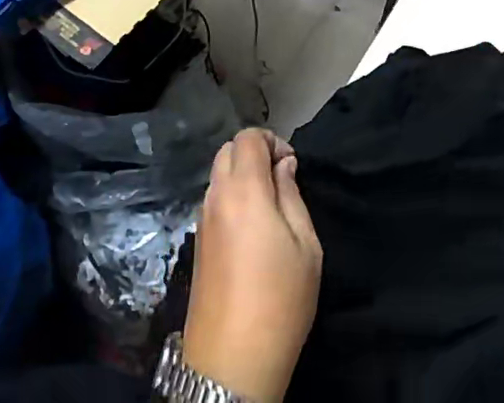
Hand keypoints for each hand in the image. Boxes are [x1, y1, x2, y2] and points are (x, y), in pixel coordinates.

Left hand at [183, 129, 322, 402]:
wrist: (230, 365)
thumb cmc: (280, 300)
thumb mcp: (306, 245)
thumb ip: (292, 195)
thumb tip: (283, 166)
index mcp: (243, 192)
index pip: (247, 138)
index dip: (272, 140)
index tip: (292, 165)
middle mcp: (215, 199)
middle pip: (227, 151)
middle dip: (255, 152)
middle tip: (282, 179)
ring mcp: (201, 223)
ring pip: (217, 175)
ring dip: (241, 175)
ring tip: (271, 205)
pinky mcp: (196, 245)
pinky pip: (212, 200)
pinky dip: (231, 196)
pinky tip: (253, 228)